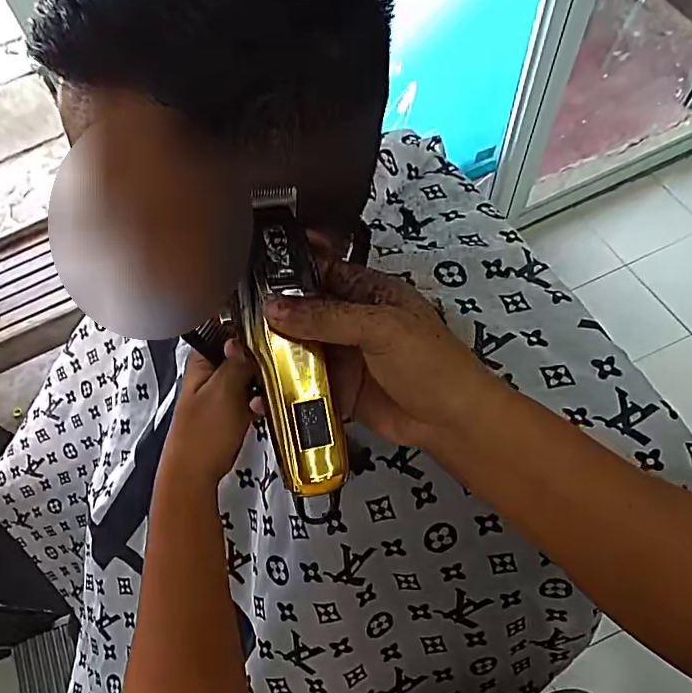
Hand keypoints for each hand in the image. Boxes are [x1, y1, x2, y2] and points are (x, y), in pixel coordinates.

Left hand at [158, 338, 256, 491]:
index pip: (227, 332)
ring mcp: (221, 393)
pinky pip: (252, 399)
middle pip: (243, 355)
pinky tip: (259, 413)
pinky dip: (258, 404)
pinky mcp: (231, 411)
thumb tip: (248, 338)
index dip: (248, 333)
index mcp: (202, 362)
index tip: (267, 340)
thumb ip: (237, 361)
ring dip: (261, 387)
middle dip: (259, 365)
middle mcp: (211, 375)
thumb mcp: (224, 391)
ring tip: (260, 400)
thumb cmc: (200, 437)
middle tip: (267, 374)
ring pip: (250, 378)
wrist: (195, 474)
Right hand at [264, 258, 498, 446]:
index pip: (325, 272)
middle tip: (241, 324)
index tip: (257, 276)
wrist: (451, 420)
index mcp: (370, 294)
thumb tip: (279, 308)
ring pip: (301, 352)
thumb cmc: (434, 364)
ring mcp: (348, 358)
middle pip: (305, 315)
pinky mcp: (342, 391)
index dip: (292, 273)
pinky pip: (307, 388)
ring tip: (245, 360)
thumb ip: (328, 316)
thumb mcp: (380, 328)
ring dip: (274, 357)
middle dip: (274, 320)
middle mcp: (355, 323)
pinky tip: (265, 396)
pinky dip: (286, 392)